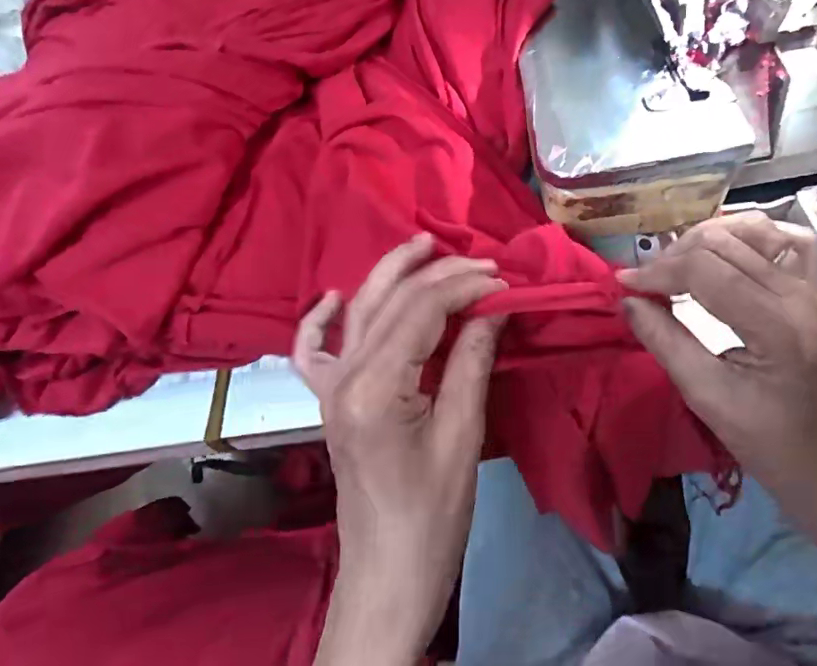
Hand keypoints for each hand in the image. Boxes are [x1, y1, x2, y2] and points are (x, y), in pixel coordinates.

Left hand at [294, 234, 506, 665]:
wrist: (388, 573)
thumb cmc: (433, 513)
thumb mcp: (463, 434)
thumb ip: (472, 361)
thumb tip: (495, 306)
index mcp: (376, 387)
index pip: (422, 310)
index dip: (466, 286)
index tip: (505, 280)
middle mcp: (344, 377)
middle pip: (392, 302)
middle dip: (440, 273)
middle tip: (482, 262)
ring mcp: (330, 388)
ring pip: (359, 312)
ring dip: (391, 274)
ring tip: (423, 243)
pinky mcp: (329, 402)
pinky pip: (312, 352)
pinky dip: (319, 320)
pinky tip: (334, 296)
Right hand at [618, 212, 816, 544]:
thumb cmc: (769, 445)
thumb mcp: (708, 398)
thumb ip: (665, 342)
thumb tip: (628, 299)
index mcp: (780, 328)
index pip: (707, 271)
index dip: (659, 271)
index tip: (625, 283)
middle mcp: (805, 297)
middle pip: (728, 244)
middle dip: (677, 254)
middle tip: (646, 279)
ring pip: (758, 230)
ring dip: (711, 237)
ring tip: (680, 261)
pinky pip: (790, 241)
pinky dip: (754, 236)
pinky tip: (730, 249)